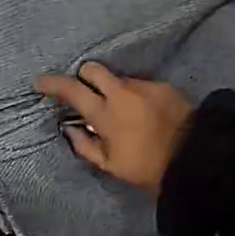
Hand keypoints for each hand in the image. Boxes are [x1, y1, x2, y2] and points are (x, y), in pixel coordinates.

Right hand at [35, 62, 192, 195]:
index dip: (52, 83)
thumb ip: (85, 145)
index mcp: (105, 113)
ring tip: (123, 112)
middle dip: (84, 77)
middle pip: (92, 69)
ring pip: (119, 78)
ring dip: (113, 90)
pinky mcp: (163, 86)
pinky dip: (135, 96)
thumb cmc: (147, 167)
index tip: (40, 83)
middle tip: (86, 94)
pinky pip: (140, 85)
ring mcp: (144, 86)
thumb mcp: (110, 165)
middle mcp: (122, 92)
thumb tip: (69, 128)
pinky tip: (144, 113)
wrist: (194, 156)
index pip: (71, 89)